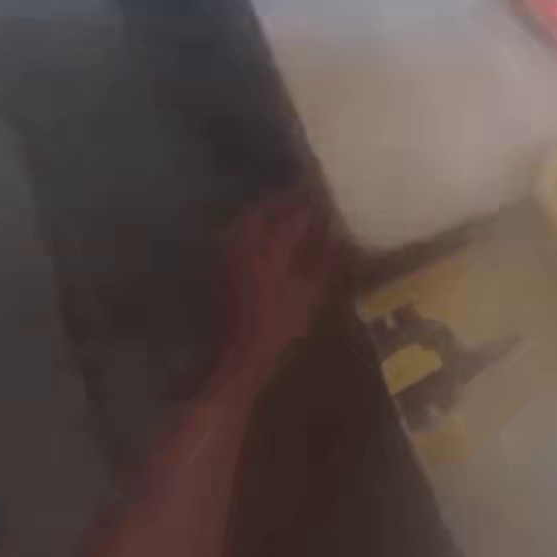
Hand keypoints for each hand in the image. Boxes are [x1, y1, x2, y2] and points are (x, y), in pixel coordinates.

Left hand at [218, 191, 334, 390]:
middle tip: (296, 199)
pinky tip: (268, 242)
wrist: (242, 359)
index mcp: (270, 252)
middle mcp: (245, 251)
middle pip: (256, 215)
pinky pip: (236, 243)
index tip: (319, 197)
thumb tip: (334, 234)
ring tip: (282, 216)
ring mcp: (229, 263)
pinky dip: (252, 234)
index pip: (290, 218)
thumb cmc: (283, 326)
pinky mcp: (222, 276)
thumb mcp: (313, 292)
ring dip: (262, 217)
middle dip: (276, 203)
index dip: (306, 206)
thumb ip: (324, 259)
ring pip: (242, 227)